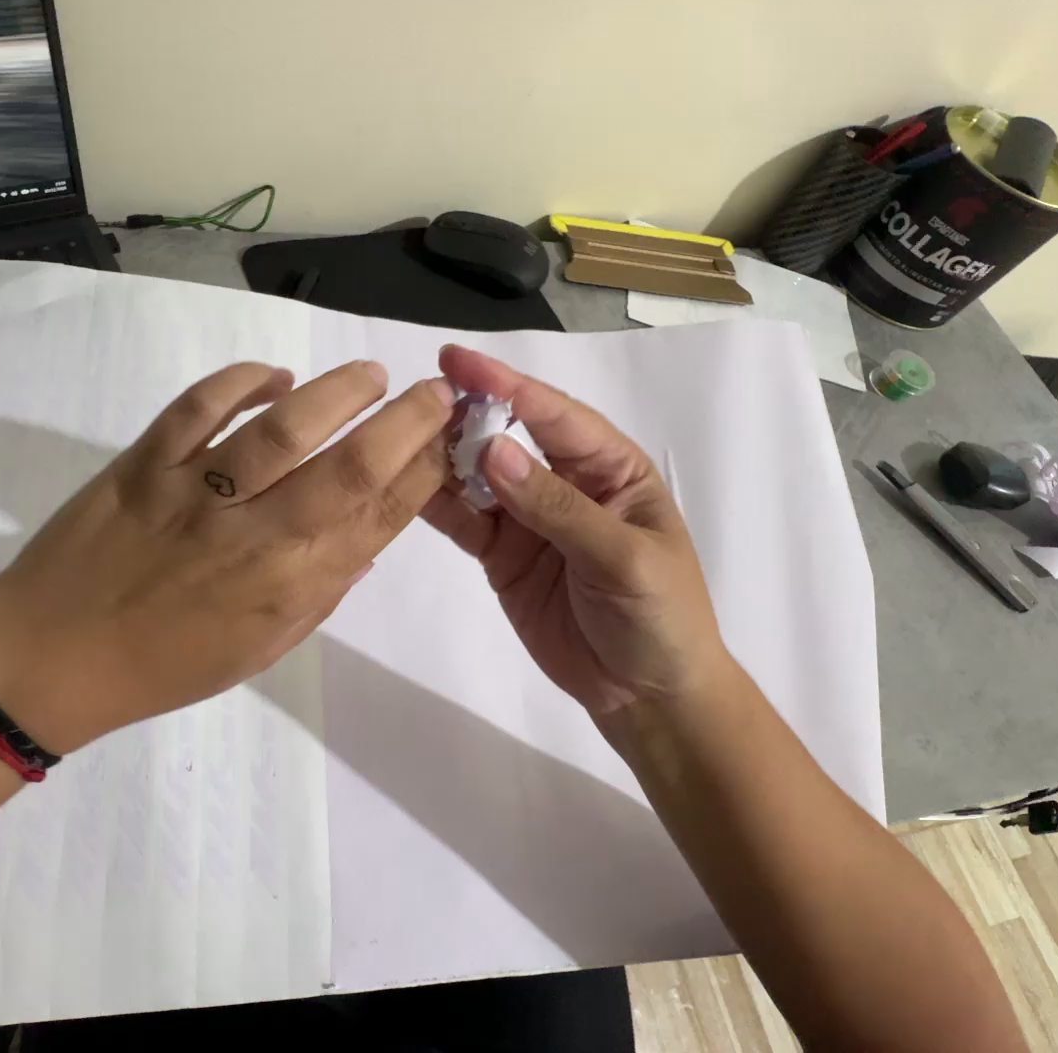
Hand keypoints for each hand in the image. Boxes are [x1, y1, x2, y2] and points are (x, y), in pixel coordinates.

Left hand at [0, 360, 455, 752]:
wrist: (50, 660)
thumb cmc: (165, 666)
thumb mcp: (261, 649)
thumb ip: (320, 593)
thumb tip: (369, 540)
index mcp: (288, 590)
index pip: (377, 518)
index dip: (424, 472)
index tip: (449, 441)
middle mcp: (254, 539)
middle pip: (348, 466)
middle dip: (405, 421)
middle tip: (435, 391)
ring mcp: (195, 496)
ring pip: (281, 428)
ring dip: (337, 392)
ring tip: (370, 373)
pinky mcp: (144, 465)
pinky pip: (199, 409)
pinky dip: (242, 382)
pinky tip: (274, 376)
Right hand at [420, 345, 732, 713]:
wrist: (645, 694)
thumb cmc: (659, 617)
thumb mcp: (621, 559)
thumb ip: (558, 507)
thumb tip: (494, 450)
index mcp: (611, 468)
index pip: (554, 415)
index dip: (506, 386)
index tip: (456, 362)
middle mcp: (566, 484)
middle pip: (509, 437)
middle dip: (467, 416)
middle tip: (415, 401)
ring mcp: (529, 520)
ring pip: (479, 477)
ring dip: (443, 458)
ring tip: (398, 441)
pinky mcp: (503, 555)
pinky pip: (465, 522)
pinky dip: (437, 505)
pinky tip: (405, 487)